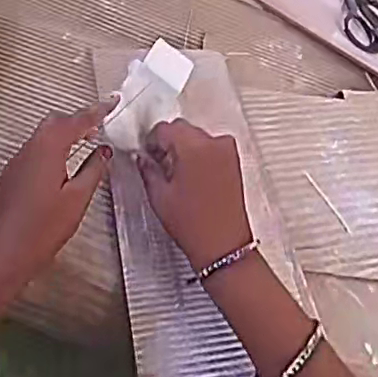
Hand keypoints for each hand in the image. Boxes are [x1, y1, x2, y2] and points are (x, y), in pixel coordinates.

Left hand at [0, 98, 115, 285]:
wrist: (5, 252)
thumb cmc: (42, 228)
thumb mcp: (77, 198)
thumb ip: (93, 170)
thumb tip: (103, 152)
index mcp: (49, 147)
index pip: (78, 120)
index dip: (97, 111)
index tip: (111, 103)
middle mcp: (30, 147)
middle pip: (57, 121)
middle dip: (79, 120)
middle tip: (100, 125)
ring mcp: (18, 160)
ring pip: (44, 134)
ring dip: (65, 133)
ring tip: (85, 141)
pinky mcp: (12, 173)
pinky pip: (35, 149)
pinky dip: (52, 147)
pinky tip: (62, 164)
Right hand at [134, 120, 252, 269]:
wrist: (224, 248)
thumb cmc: (196, 226)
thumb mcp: (160, 196)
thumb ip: (147, 169)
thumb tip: (143, 158)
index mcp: (192, 148)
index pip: (164, 129)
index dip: (151, 141)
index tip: (147, 152)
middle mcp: (212, 144)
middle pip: (181, 128)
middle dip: (167, 141)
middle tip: (157, 161)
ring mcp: (226, 151)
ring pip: (196, 135)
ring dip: (184, 146)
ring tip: (176, 172)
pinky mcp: (234, 161)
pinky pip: (211, 145)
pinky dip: (200, 153)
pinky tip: (192, 175)